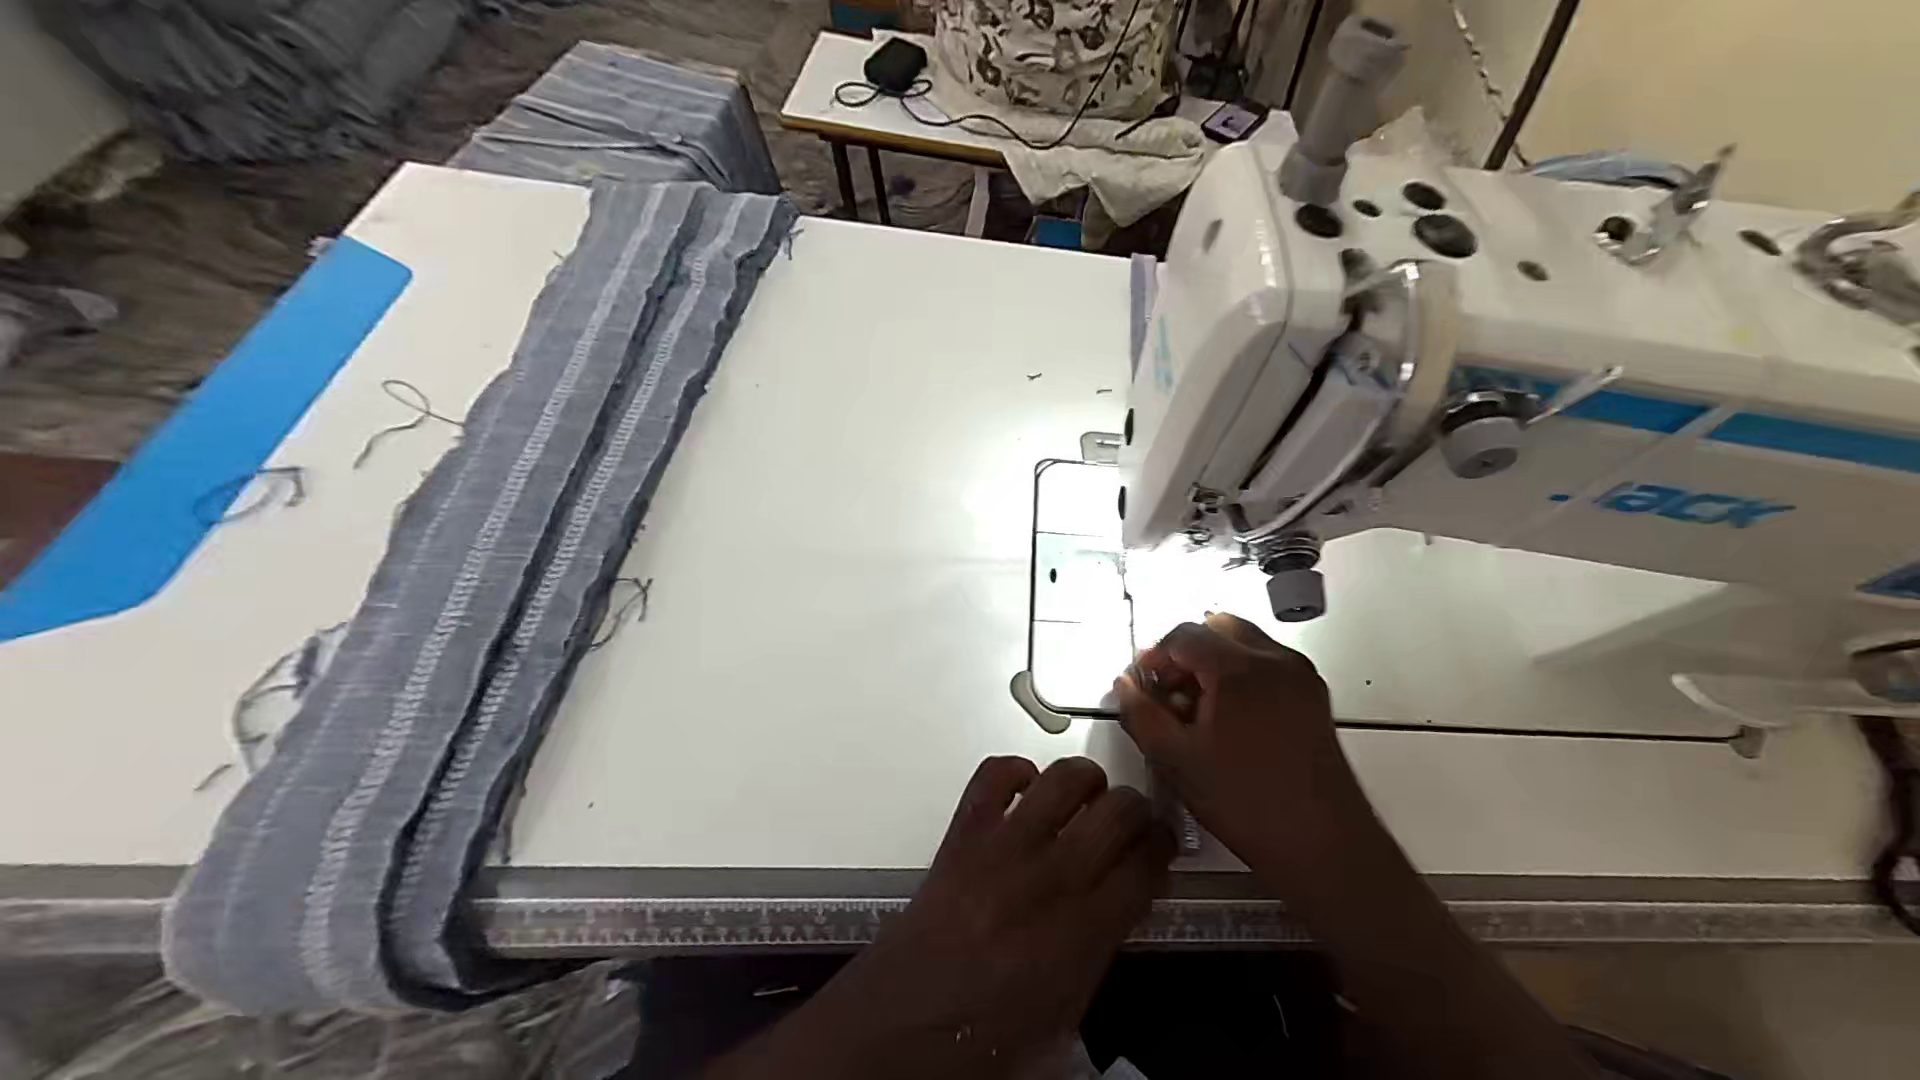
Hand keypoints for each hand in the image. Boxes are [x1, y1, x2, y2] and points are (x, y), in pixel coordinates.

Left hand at [715, 756, 1170, 1078]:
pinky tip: (1025, 787)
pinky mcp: (965, 830)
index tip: (1160, 842)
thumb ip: (1103, 942)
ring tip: (1087, 795)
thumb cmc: (990, 1030)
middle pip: (1118, 812)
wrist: (907, 1019)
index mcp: (1085, 931)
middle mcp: (1051, 877)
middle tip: (1130, 817)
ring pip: (1065, 779)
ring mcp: (1004, 846)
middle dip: (1136, 808)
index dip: (1162, 846)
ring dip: (1086, 781)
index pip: (1146, 863)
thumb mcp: (1069, 1007)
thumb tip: (1123, 892)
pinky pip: (994, 773)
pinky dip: (1015, 770)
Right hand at [1113, 613, 1370, 870]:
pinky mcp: (1314, 700)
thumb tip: (1126, 687)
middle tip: (1167, 689)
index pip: (1184, 635)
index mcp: (1240, 669)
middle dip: (1186, 653)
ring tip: (1195, 707)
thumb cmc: (1253, 805)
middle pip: (1218, 628)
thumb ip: (1140, 713)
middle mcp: (1276, 663)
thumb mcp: (1175, 759)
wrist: (1323, 847)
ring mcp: (1301, 679)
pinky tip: (1226, 720)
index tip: (1144, 681)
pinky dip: (1241, 675)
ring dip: (1213, 662)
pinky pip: (1269, 665)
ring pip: (1245, 643)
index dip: (1154, 656)